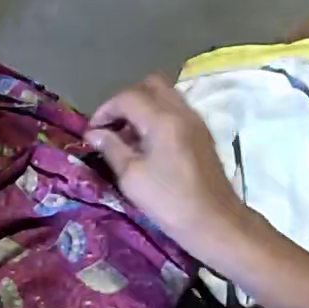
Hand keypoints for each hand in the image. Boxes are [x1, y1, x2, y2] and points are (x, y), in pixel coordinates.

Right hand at [85, 74, 260, 259]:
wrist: (215, 222)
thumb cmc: (169, 202)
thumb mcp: (131, 177)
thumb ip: (111, 148)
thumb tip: (94, 133)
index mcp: (163, 119)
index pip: (127, 96)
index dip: (105, 110)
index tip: (93, 132)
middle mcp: (182, 111)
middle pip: (150, 85)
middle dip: (126, 101)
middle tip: (112, 127)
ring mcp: (195, 121)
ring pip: (165, 95)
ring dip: (142, 108)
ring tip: (128, 137)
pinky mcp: (202, 134)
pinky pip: (175, 110)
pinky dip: (157, 117)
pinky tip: (148, 144)